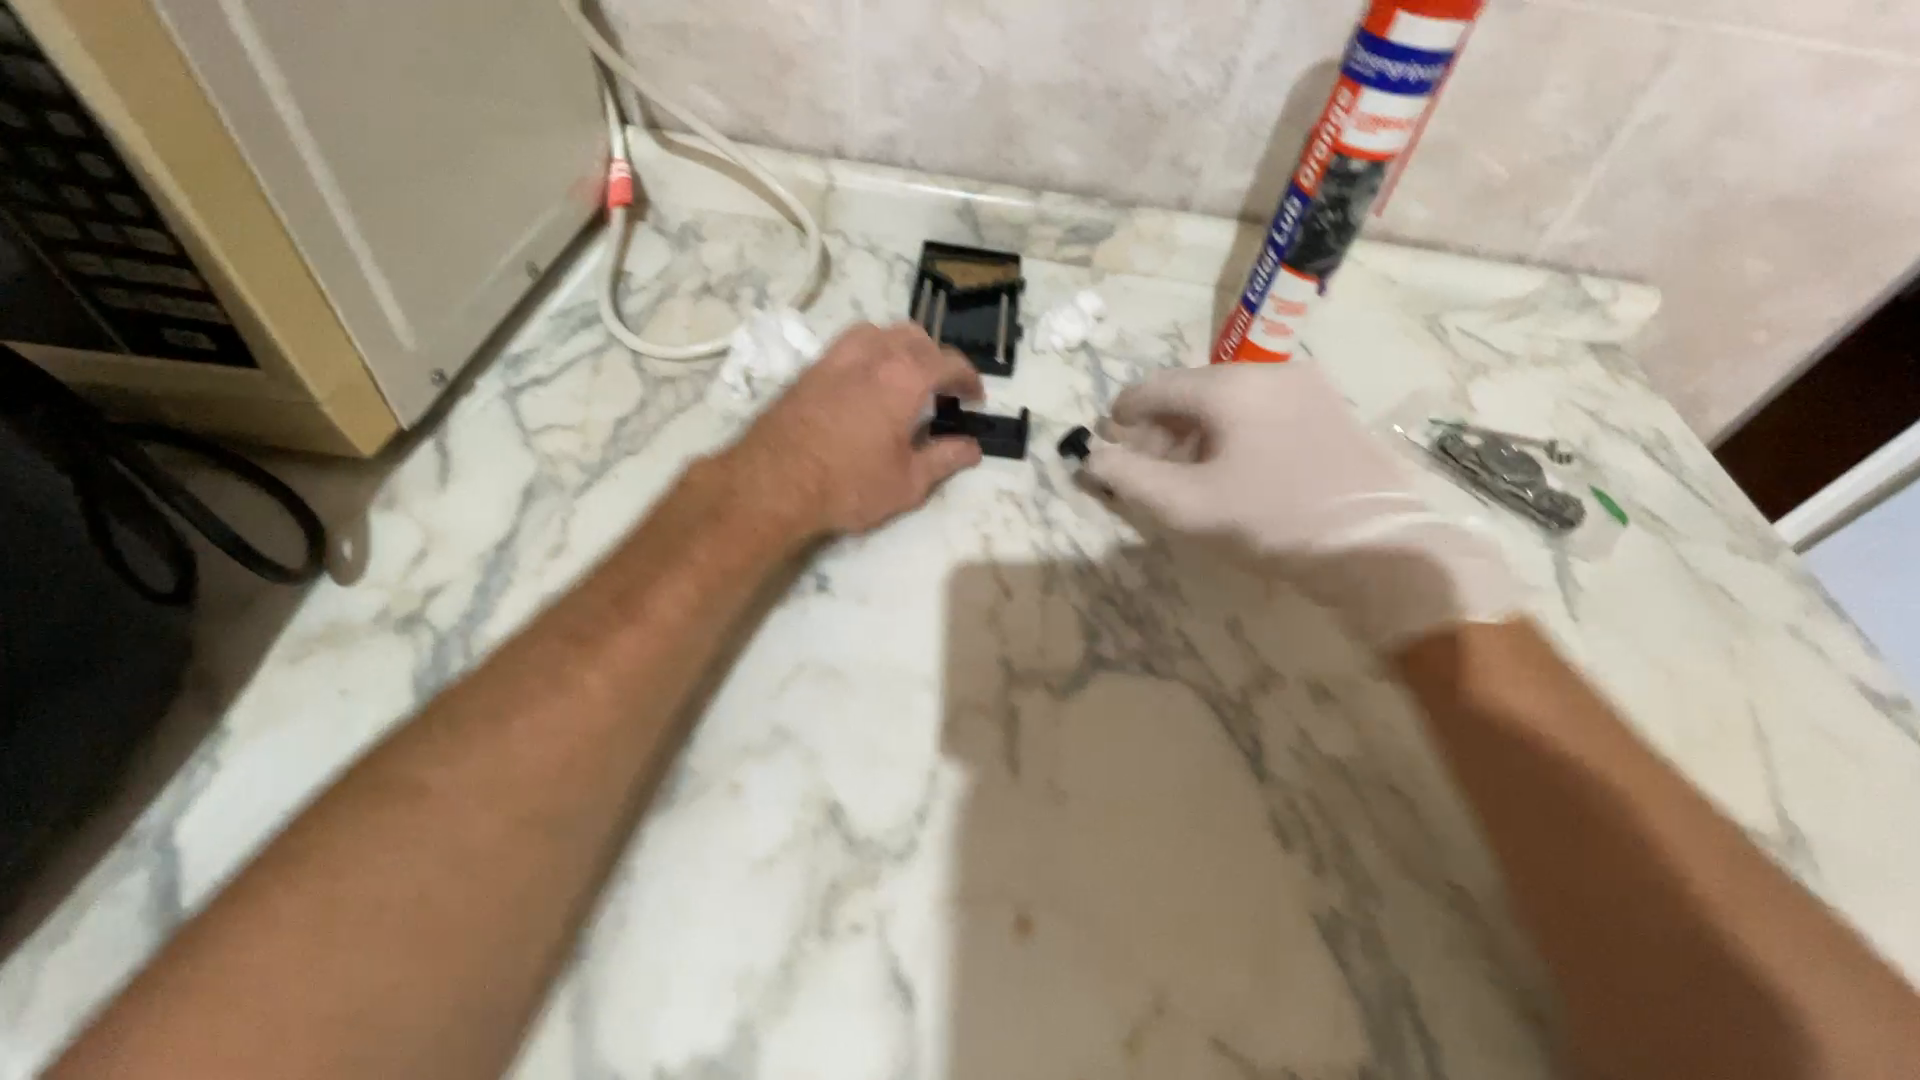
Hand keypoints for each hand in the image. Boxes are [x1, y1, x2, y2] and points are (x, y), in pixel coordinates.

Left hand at [726, 322, 985, 535]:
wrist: (771, 484)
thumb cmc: (847, 485)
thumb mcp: (908, 483)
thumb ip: (944, 459)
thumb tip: (972, 448)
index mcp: (905, 377)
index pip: (949, 363)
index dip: (969, 380)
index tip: (974, 400)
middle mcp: (872, 355)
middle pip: (915, 338)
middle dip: (936, 359)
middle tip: (942, 391)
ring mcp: (836, 357)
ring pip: (879, 332)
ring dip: (900, 348)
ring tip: (904, 378)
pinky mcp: (809, 370)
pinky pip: (849, 345)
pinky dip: (869, 355)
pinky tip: (866, 386)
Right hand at [1086, 360, 1520, 650]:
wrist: (1377, 548)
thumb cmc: (1271, 522)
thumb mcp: (1186, 506)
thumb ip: (1127, 478)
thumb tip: (1091, 456)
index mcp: (1231, 384)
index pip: (1154, 388)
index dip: (1122, 418)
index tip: (1108, 448)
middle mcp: (1269, 370)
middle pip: (1191, 392)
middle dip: (1159, 431)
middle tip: (1145, 473)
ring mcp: (1306, 386)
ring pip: (1227, 401)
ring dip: (1194, 435)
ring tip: (1186, 478)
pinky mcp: (1329, 409)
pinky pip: (1261, 410)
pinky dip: (1232, 434)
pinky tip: (1231, 471)